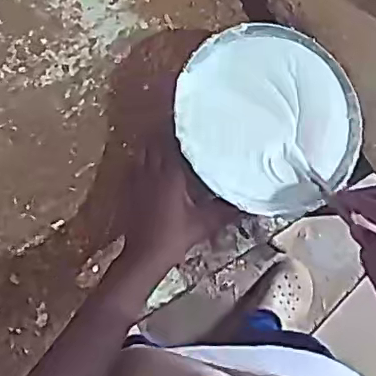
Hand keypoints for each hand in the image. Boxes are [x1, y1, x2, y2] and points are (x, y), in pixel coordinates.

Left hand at [118, 138, 236, 272]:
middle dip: (167, 131)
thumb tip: (247, 203)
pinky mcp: (128, 186)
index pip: (175, 140)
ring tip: (169, 142)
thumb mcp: (204, 224)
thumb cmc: (174, 237)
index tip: (193, 120)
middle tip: (182, 128)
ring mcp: (136, 176)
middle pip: (156, 139)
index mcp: (170, 172)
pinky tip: (154, 165)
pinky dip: (145, 159)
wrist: (143, 255)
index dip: (182, 128)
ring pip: (144, 149)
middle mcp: (151, 169)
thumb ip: (226, 210)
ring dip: (155, 143)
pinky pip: (136, 163)